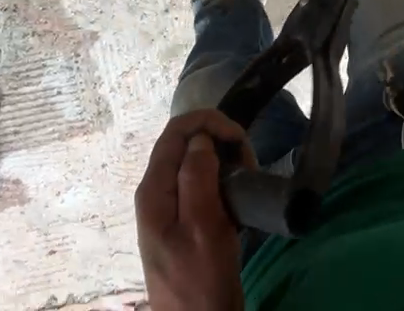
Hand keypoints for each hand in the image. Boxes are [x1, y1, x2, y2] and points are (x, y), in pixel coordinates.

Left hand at [136, 110, 253, 310]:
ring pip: (197, 163)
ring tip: (249, 180)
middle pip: (186, 144)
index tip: (241, 138)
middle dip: (220, 141)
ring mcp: (170, 209)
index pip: (176, 131)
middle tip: (250, 163)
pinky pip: (203, 186)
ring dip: (226, 162)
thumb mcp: (202, 227)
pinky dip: (224, 182)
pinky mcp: (186, 222)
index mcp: (154, 190)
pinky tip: (240, 198)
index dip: (208, 123)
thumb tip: (200, 138)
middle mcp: (157, 193)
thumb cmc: (200, 281)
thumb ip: (197, 178)